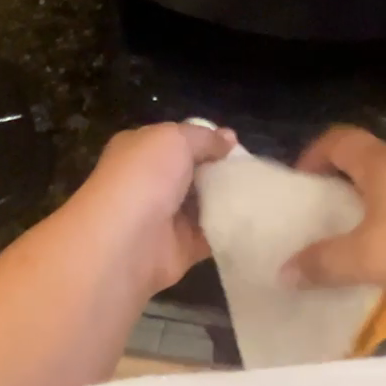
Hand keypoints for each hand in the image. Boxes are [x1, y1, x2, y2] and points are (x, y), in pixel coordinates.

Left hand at [64, 122, 236, 293]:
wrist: (125, 241)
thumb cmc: (144, 178)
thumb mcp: (174, 139)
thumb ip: (204, 137)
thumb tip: (229, 138)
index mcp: (140, 151)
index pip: (176, 142)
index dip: (206, 141)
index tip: (234, 147)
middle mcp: (150, 183)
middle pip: (194, 173)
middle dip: (221, 171)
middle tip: (253, 171)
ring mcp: (165, 217)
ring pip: (204, 205)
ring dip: (229, 200)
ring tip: (260, 194)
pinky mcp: (181, 247)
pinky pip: (211, 235)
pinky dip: (230, 229)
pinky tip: (253, 220)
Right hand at [282, 126, 385, 302]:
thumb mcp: (367, 259)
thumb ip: (322, 264)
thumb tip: (283, 271)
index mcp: (384, 162)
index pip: (339, 139)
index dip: (314, 154)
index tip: (300, 182)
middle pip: (371, 160)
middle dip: (345, 184)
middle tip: (329, 218)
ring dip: (380, 204)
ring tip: (369, 240)